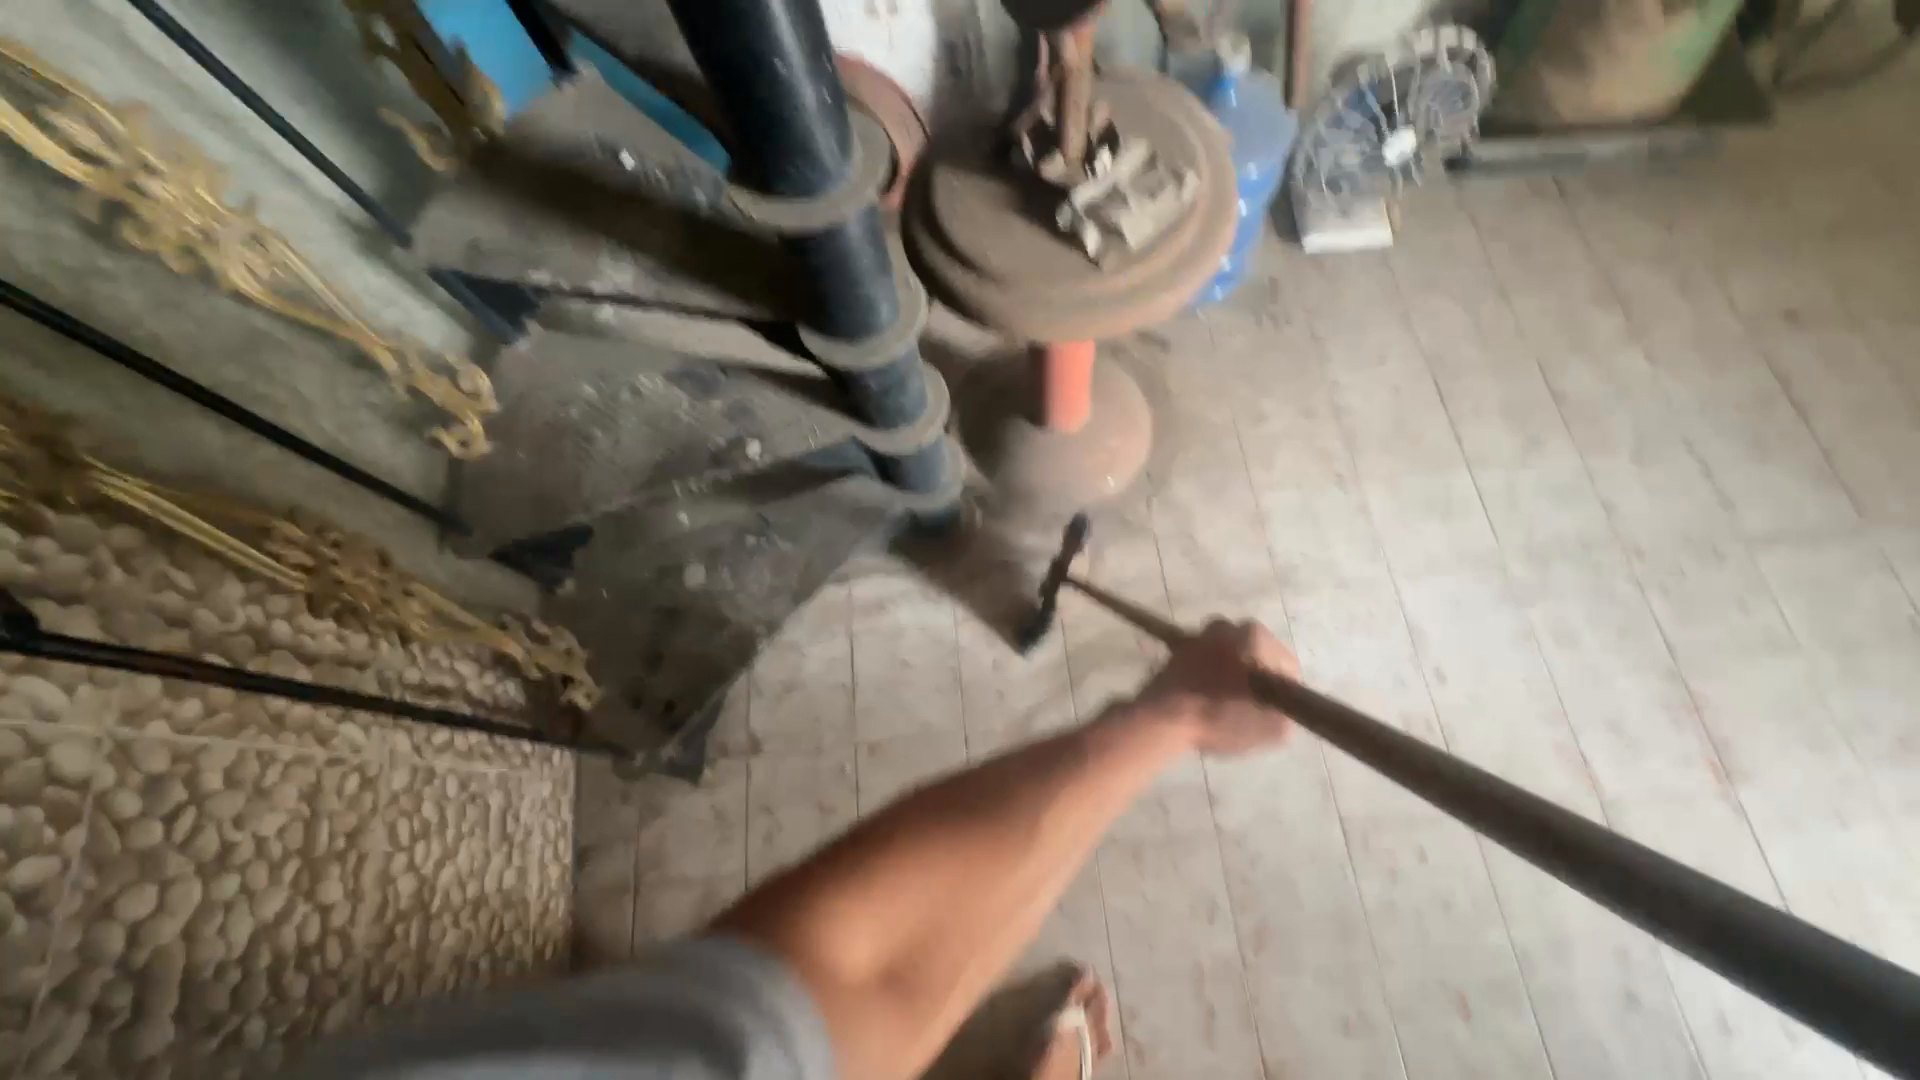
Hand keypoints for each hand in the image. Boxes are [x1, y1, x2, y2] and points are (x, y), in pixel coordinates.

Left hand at [1133, 618, 1298, 755]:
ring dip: (1232, 674)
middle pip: (1255, 655)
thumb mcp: (1270, 729)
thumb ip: (1285, 716)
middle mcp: (1226, 626)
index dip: (1285, 691)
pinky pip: (1204, 662)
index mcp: (1254, 634)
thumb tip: (1280, 713)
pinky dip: (1209, 675)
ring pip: (1228, 656)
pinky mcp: (1176, 651)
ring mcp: (1197, 635)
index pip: (1285, 664)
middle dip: (1257, 677)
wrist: (1163, 717)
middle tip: (1255, 708)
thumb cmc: (1221, 717)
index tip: (1277, 711)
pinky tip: (1207, 699)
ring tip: (1230, 705)